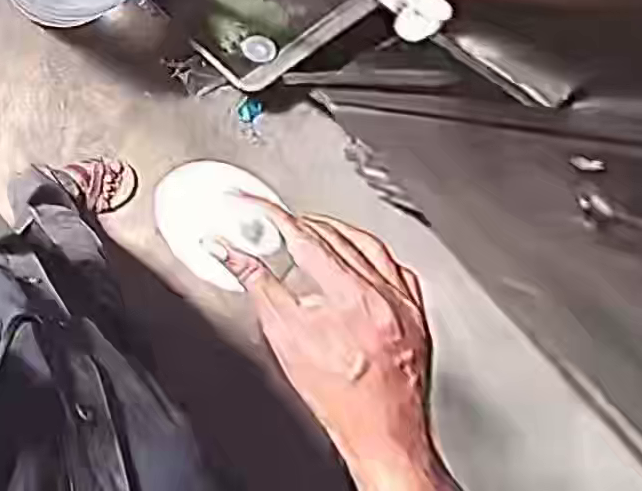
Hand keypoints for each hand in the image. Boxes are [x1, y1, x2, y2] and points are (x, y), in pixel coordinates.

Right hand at [208, 200, 454, 490]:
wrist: (382, 437)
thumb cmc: (337, 396)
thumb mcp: (281, 331)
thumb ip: (253, 280)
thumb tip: (225, 250)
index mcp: (351, 296)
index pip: (302, 235)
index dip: (271, 214)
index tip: (252, 203)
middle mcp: (384, 296)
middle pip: (334, 235)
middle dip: (297, 222)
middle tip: (272, 221)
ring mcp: (405, 306)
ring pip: (368, 245)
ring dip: (334, 230)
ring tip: (310, 228)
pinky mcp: (417, 318)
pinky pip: (397, 269)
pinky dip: (370, 254)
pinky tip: (357, 255)